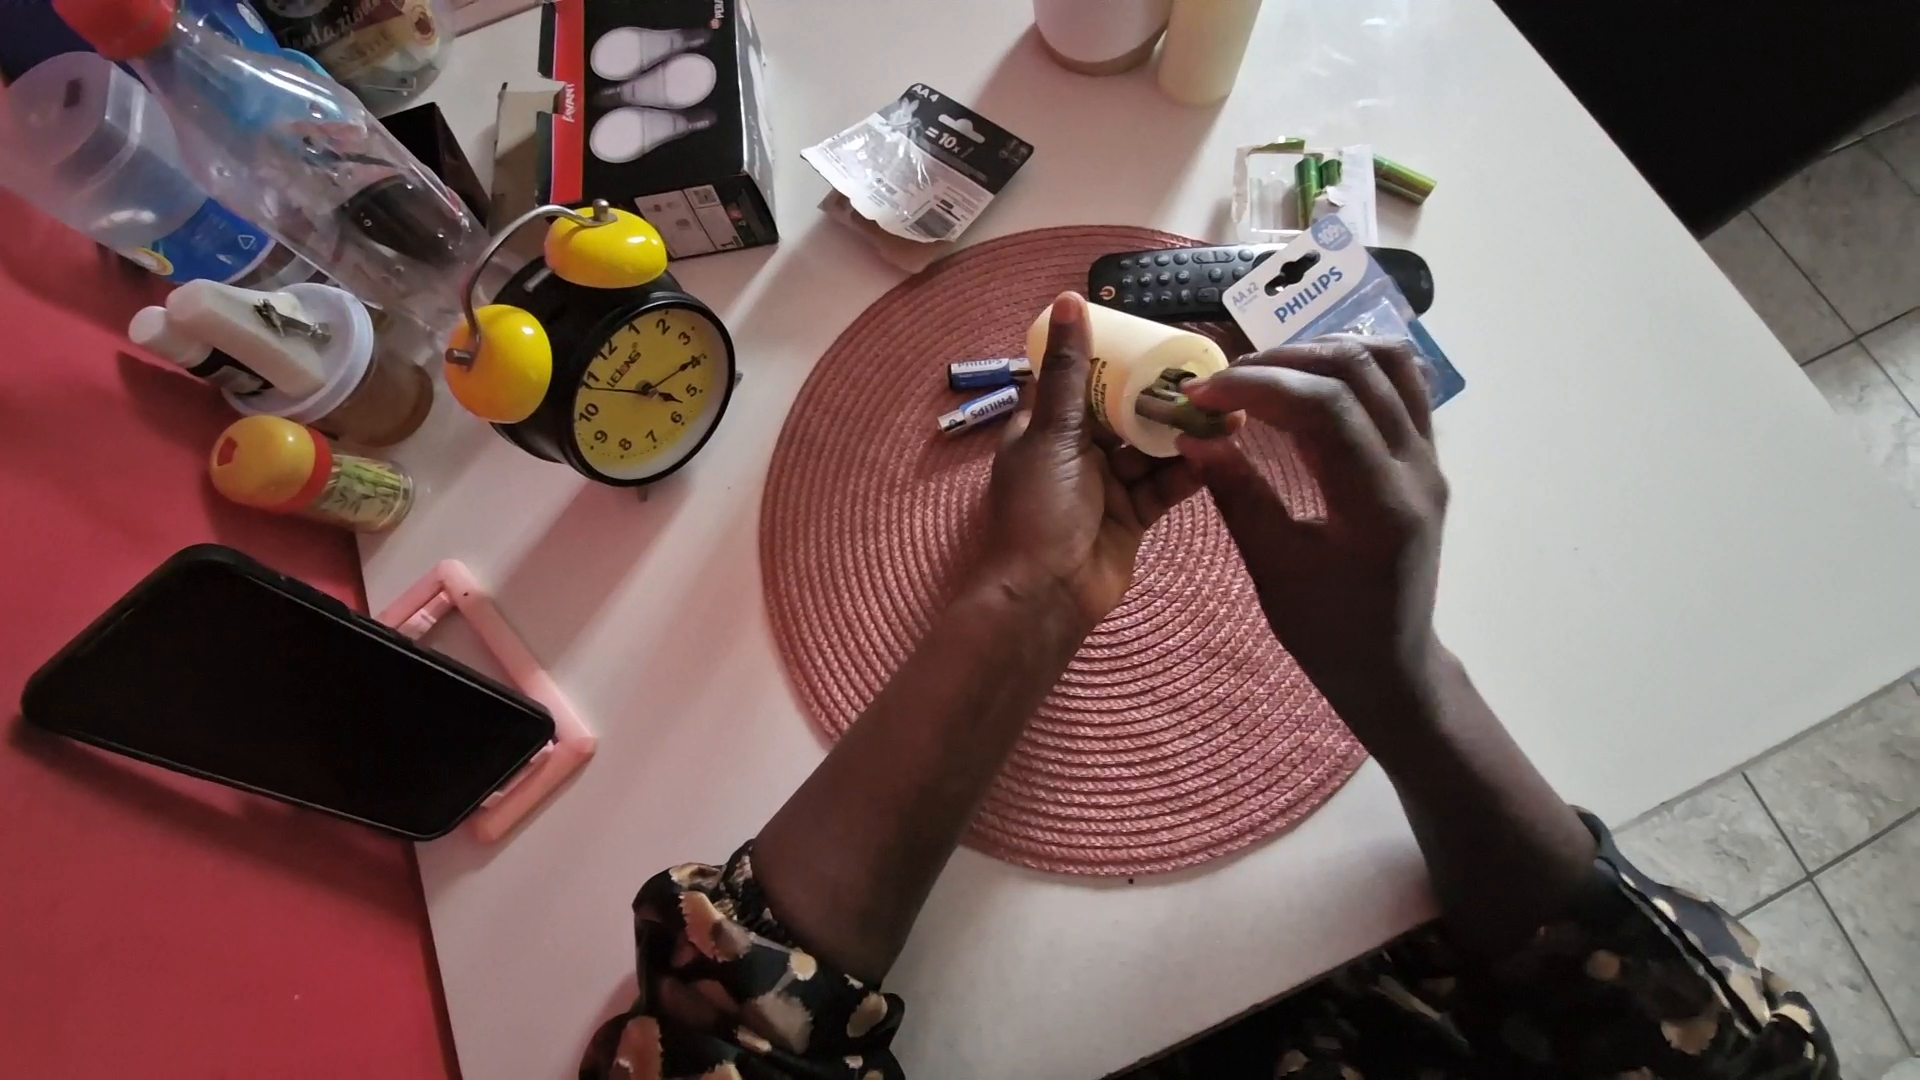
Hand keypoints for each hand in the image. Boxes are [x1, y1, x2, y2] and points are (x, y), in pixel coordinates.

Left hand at [979, 293, 1199, 627]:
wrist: (1048, 594)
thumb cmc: (1040, 508)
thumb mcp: (1053, 433)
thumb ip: (1068, 372)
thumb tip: (1067, 300)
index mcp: (1045, 427)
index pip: (1082, 380)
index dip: (1116, 358)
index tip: (1159, 338)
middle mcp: (1075, 452)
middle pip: (1124, 413)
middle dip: (1163, 396)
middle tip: (1210, 372)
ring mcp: (1105, 485)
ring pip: (1150, 449)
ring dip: (1184, 431)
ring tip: (1229, 408)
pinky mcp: (1132, 516)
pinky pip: (1164, 484)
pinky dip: (1188, 469)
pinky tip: (1221, 448)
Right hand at [1179, 337, 1446, 721]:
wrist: (1389, 662)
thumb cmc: (1326, 629)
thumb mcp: (1272, 568)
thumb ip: (1237, 495)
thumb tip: (1193, 438)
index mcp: (1378, 504)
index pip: (1325, 406)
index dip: (1255, 386)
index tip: (1200, 395)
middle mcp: (1417, 468)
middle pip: (1357, 370)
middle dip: (1279, 362)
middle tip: (1221, 385)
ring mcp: (1428, 458)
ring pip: (1388, 363)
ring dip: (1317, 353)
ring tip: (1261, 376)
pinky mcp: (1423, 457)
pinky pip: (1398, 384)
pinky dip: (1346, 368)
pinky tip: (1302, 385)